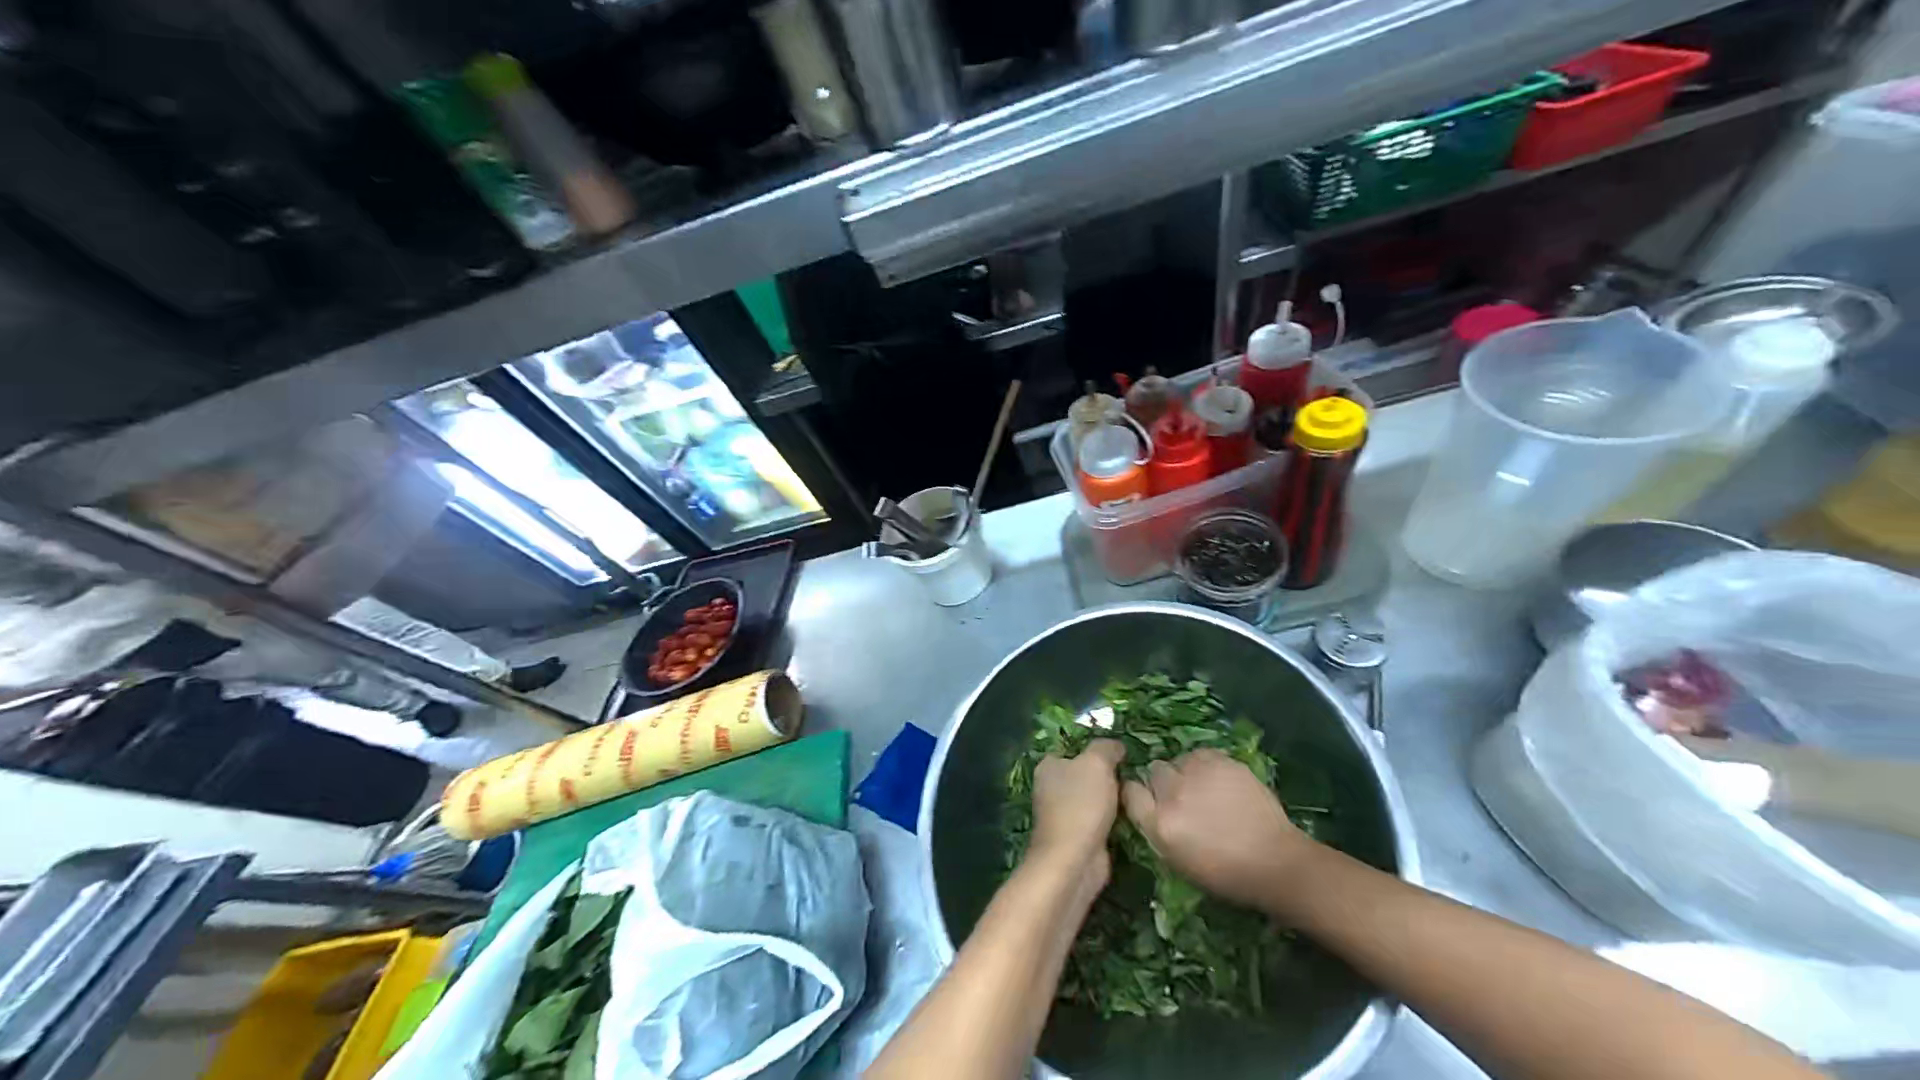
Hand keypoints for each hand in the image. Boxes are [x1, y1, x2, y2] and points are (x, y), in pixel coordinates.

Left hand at [1027, 740, 1124, 883]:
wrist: (1075, 860)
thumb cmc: (1081, 804)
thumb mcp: (1096, 763)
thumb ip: (1106, 748)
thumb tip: (1116, 746)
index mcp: (1049, 766)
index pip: (1073, 747)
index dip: (1096, 746)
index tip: (1121, 749)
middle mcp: (1052, 787)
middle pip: (1086, 772)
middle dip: (1109, 772)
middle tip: (1136, 770)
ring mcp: (1064, 813)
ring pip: (1095, 796)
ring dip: (1114, 797)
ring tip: (1140, 790)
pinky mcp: (1079, 835)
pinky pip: (1101, 818)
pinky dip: (1115, 817)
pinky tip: (1134, 812)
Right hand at [1122, 748, 1314, 911]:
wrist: (1276, 862)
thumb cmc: (1226, 873)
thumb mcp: (1177, 861)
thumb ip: (1156, 829)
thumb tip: (1149, 806)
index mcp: (1161, 825)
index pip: (1130, 792)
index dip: (1136, 793)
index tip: (1147, 798)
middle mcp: (1174, 794)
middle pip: (1154, 770)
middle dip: (1163, 781)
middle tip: (1181, 796)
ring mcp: (1199, 774)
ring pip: (1178, 759)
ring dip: (1185, 771)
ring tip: (1203, 787)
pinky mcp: (1223, 762)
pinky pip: (1201, 754)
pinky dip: (1205, 764)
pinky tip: (1218, 780)